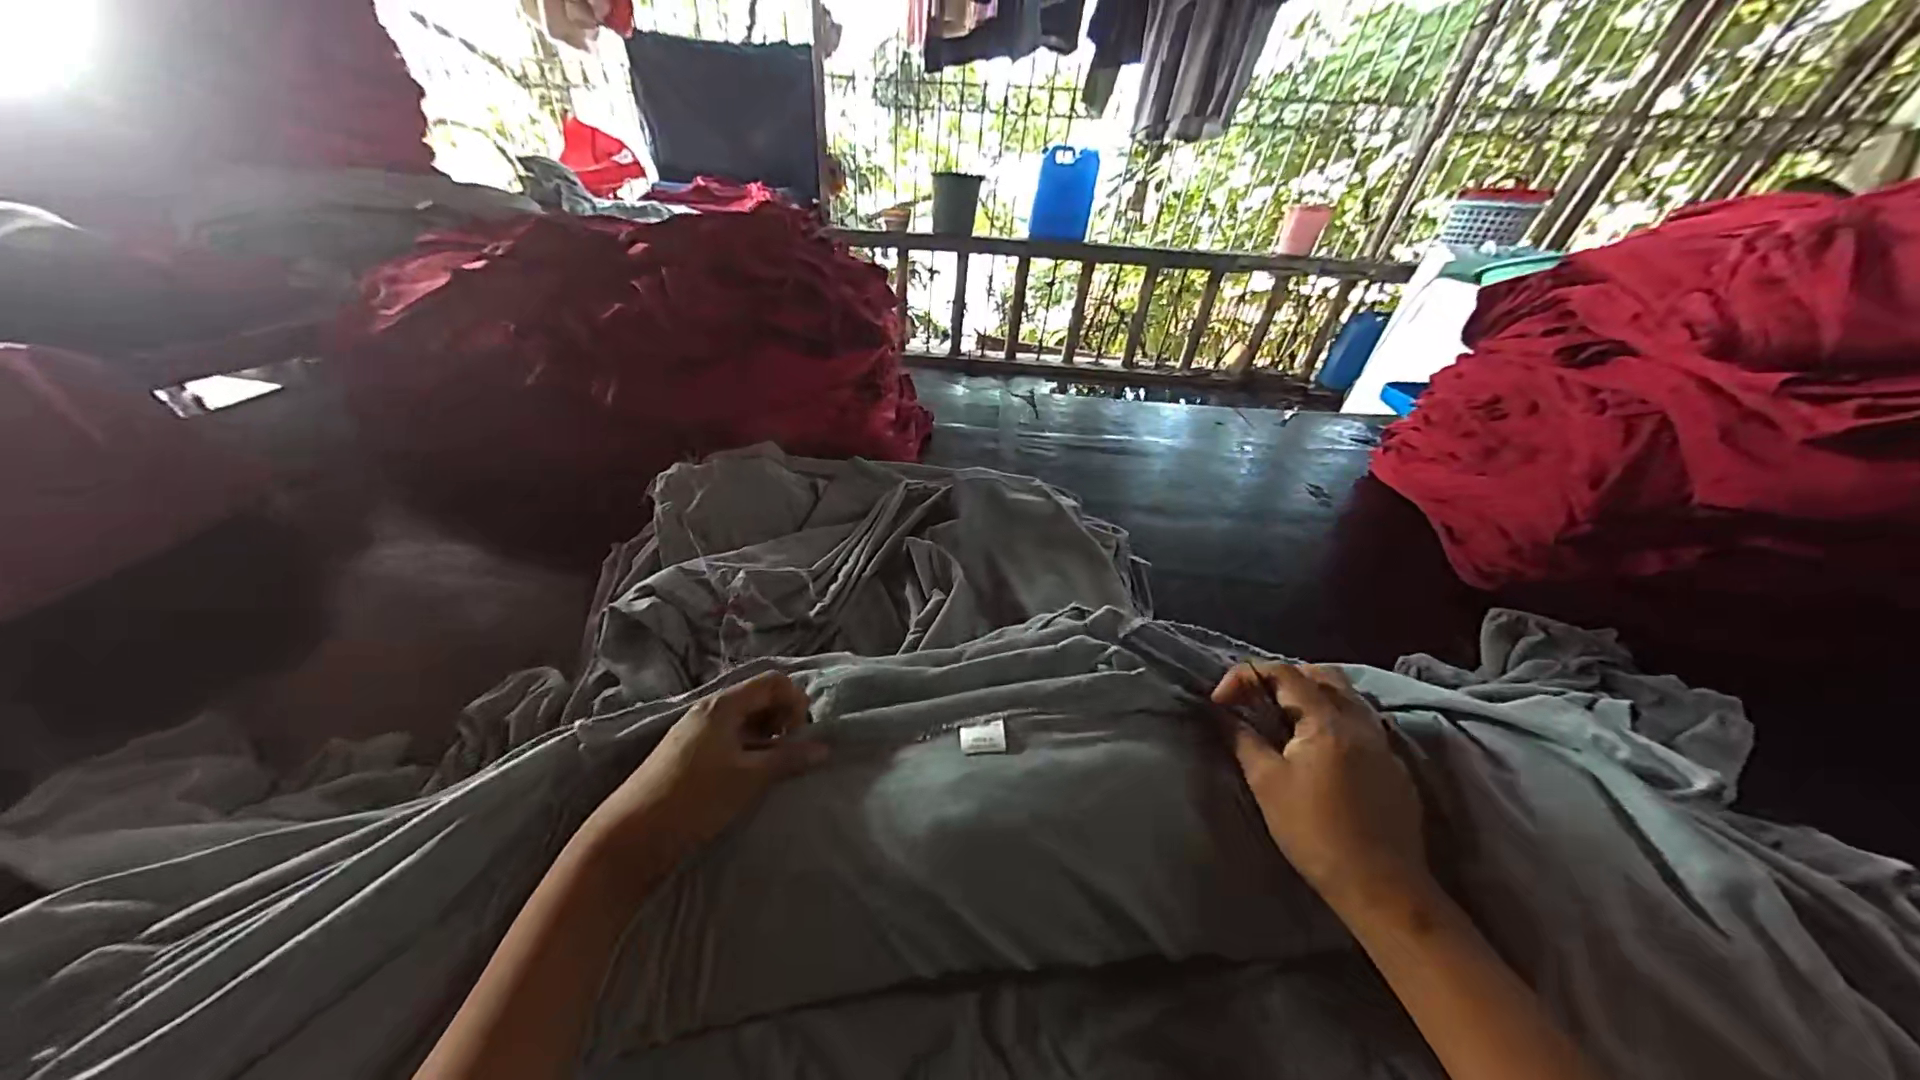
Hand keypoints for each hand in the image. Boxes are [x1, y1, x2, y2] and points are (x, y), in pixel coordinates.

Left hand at [575, 671, 826, 876]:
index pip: (773, 682)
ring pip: (745, 722)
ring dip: (768, 738)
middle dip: (784, 720)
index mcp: (723, 705)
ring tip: (773, 769)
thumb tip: (825, 747)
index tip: (800, 737)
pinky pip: (730, 740)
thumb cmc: (694, 798)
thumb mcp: (749, 777)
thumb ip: (789, 758)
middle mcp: (709, 711)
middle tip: (791, 753)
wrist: (630, 837)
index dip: (796, 703)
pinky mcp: (688, 756)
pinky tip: (751, 777)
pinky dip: (749, 750)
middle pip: (760, 699)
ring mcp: (696, 733)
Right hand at [1213, 662, 1431, 914]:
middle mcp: (1360, 721)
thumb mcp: (1266, 783)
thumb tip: (1222, 713)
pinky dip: (1331, 718)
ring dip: (1309, 695)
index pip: (1284, 673)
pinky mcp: (1393, 766)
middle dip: (1281, 678)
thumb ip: (1242, 739)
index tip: (1220, 701)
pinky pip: (1360, 722)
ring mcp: (1382, 743)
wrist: (1380, 886)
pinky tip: (1315, 747)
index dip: (1246, 676)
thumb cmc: (1313, 832)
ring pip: (1345, 696)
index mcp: (1327, 721)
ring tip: (1281, 719)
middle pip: (1320, 674)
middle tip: (1253, 701)